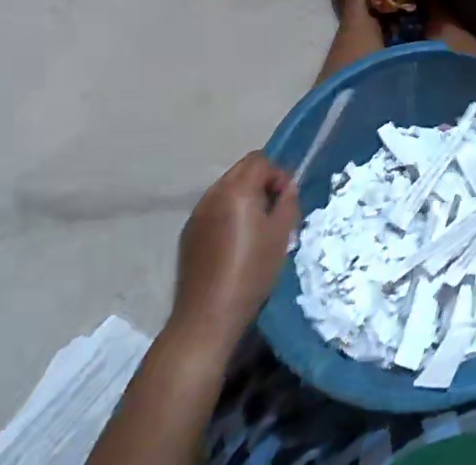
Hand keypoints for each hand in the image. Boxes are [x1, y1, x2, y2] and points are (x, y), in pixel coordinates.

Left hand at [169, 153, 300, 345]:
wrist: (207, 315)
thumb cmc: (252, 271)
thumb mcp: (282, 233)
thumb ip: (288, 201)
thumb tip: (286, 189)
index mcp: (237, 191)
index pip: (260, 160)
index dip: (278, 174)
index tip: (286, 199)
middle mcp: (212, 195)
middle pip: (241, 170)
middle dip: (261, 182)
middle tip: (274, 209)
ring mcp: (196, 214)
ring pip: (226, 188)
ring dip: (244, 196)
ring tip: (256, 226)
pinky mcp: (188, 233)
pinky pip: (213, 208)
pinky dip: (228, 212)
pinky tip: (236, 240)